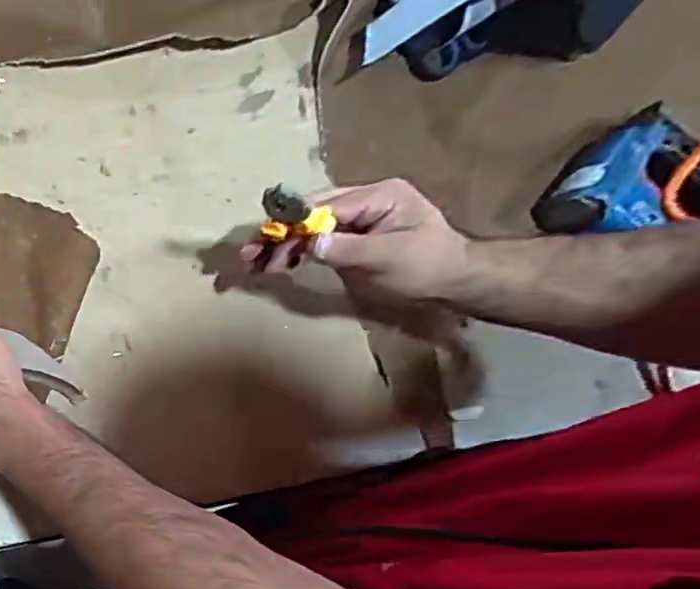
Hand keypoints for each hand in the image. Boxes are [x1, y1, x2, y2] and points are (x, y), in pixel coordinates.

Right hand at [241, 178, 470, 307]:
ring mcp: (357, 219)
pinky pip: (316, 239)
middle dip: (277, 232)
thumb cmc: (426, 266)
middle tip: (248, 255)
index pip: (325, 206)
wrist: (451, 281)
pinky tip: (280, 263)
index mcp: (378, 196)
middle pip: (311, 212)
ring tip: (256, 264)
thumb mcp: (389, 257)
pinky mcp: (351, 237)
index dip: (291, 223)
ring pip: (309, 226)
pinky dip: (295, 250)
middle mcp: (365, 201)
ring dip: (281, 244)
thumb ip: (348, 248)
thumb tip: (311, 241)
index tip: (262, 240)